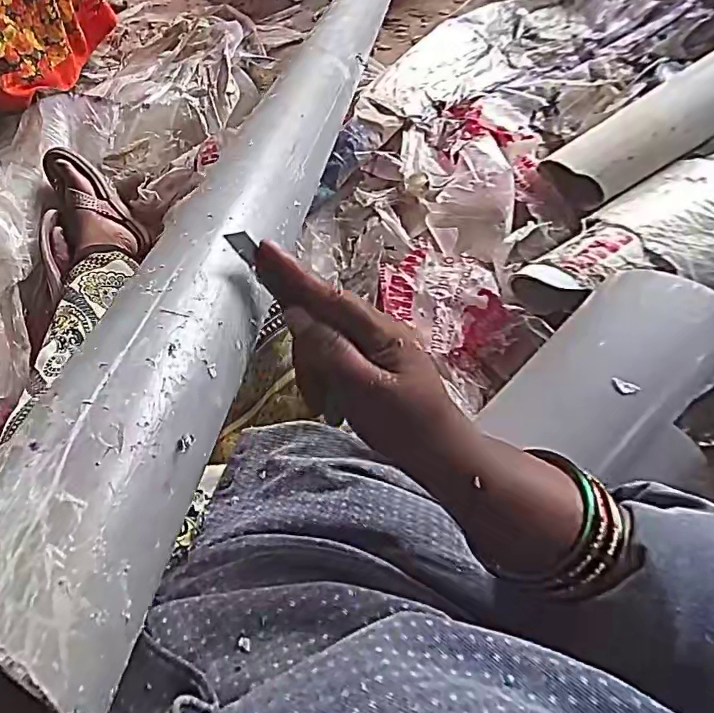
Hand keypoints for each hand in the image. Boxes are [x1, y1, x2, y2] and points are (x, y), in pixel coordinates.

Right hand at [253, 242, 584, 573]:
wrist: (449, 462)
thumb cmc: (411, 428)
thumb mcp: (366, 390)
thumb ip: (329, 349)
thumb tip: (296, 314)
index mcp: (381, 332)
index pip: (328, 297)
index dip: (292, 274)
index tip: (264, 250)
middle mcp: (376, 329)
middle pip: (320, 316)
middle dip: (306, 349)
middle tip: (317, 389)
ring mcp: (372, 344)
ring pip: (320, 338)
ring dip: (314, 369)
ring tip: (330, 404)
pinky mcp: (366, 360)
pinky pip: (328, 354)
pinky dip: (320, 375)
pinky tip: (331, 400)